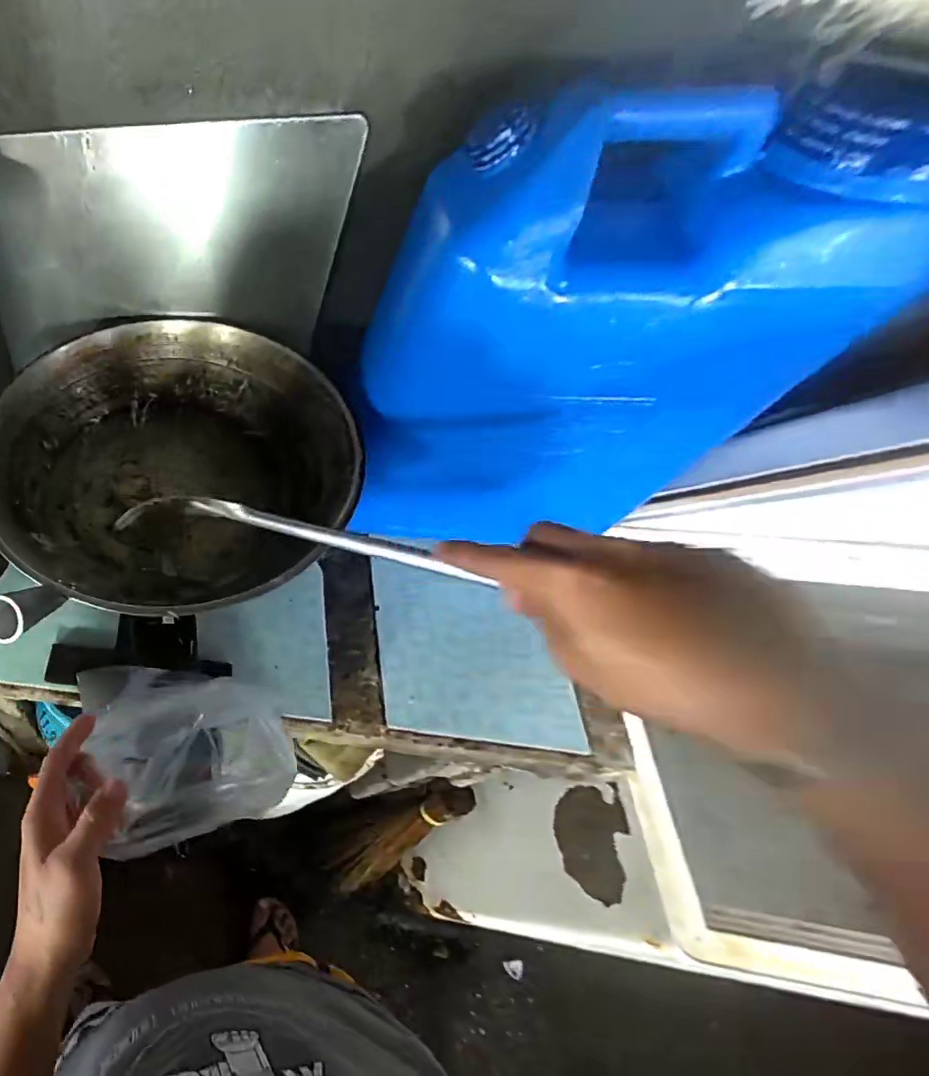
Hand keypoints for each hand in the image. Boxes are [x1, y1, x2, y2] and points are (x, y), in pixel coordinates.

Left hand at [10, 713, 126, 987]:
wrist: (45, 956)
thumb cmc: (57, 909)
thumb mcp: (77, 862)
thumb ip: (95, 820)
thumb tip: (115, 781)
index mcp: (39, 815)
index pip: (54, 765)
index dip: (72, 740)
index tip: (92, 719)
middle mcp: (43, 820)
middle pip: (63, 777)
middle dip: (86, 765)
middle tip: (115, 772)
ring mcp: (54, 839)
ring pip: (73, 798)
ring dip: (93, 788)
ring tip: (119, 793)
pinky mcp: (66, 856)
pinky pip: (81, 820)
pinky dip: (97, 811)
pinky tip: (116, 820)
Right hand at [436, 523, 824, 762]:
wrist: (788, 698)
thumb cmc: (665, 688)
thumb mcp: (582, 665)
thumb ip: (548, 622)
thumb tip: (531, 596)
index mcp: (575, 583)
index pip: (503, 560)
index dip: (468, 555)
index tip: (443, 548)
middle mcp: (615, 554)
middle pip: (547, 534)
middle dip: (531, 555)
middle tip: (537, 591)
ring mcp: (670, 551)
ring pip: (603, 545)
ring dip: (590, 569)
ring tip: (616, 611)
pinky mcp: (718, 559)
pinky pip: (657, 558)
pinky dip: (644, 578)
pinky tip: (671, 614)